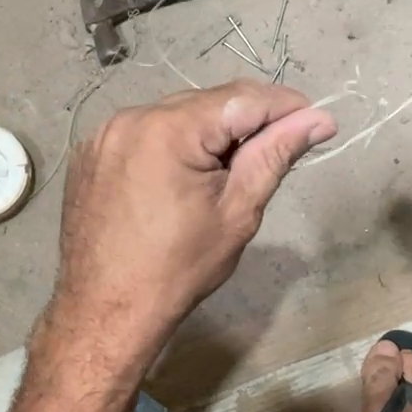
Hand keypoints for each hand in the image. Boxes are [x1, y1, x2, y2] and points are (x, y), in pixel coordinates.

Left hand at [37, 81, 336, 379]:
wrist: (104, 312)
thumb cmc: (179, 269)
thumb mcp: (237, 212)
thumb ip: (276, 155)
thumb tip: (320, 120)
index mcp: (168, 129)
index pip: (242, 99)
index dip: (284, 105)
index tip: (316, 119)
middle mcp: (132, 117)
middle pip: (207, 102)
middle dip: (247, 119)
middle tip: (280, 147)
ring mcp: (105, 133)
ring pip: (176, 114)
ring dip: (209, 131)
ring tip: (231, 168)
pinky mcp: (90, 152)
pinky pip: (145, 131)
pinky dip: (173, 142)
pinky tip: (185, 175)